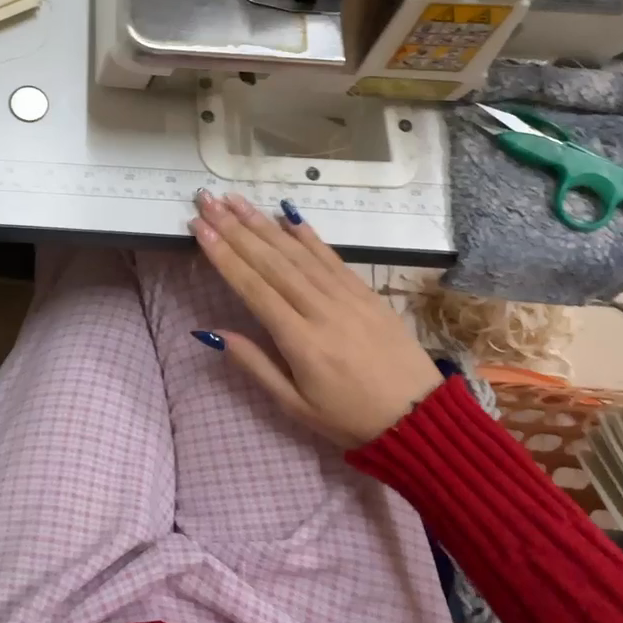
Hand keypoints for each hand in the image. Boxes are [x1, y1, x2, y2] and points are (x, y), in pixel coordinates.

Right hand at [189, 190, 444, 447]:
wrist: (422, 421)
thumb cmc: (350, 419)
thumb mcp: (294, 406)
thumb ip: (254, 364)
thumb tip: (210, 332)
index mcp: (301, 341)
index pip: (253, 288)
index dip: (223, 255)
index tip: (199, 228)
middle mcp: (322, 310)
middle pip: (271, 261)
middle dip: (235, 228)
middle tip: (207, 201)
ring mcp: (348, 298)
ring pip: (298, 253)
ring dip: (263, 224)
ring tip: (235, 201)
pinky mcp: (367, 293)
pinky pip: (332, 258)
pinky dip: (308, 235)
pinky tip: (287, 215)